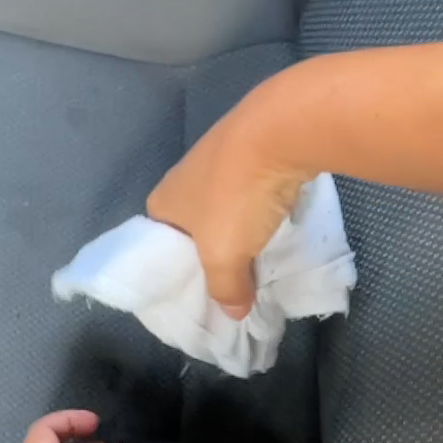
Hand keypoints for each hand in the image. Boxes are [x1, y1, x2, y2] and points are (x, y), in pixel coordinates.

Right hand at [147, 75, 314, 318]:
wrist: (282, 129)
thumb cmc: (236, 198)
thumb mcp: (225, 258)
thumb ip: (226, 290)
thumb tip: (234, 313)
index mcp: (161, 204)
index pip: (163, 247)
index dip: (182, 270)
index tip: (204, 290)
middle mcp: (181, 178)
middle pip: (194, 228)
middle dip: (212, 250)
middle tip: (234, 277)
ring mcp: (216, 157)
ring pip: (223, 206)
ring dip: (238, 226)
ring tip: (257, 251)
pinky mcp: (250, 145)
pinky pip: (249, 187)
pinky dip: (259, 204)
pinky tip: (275, 216)